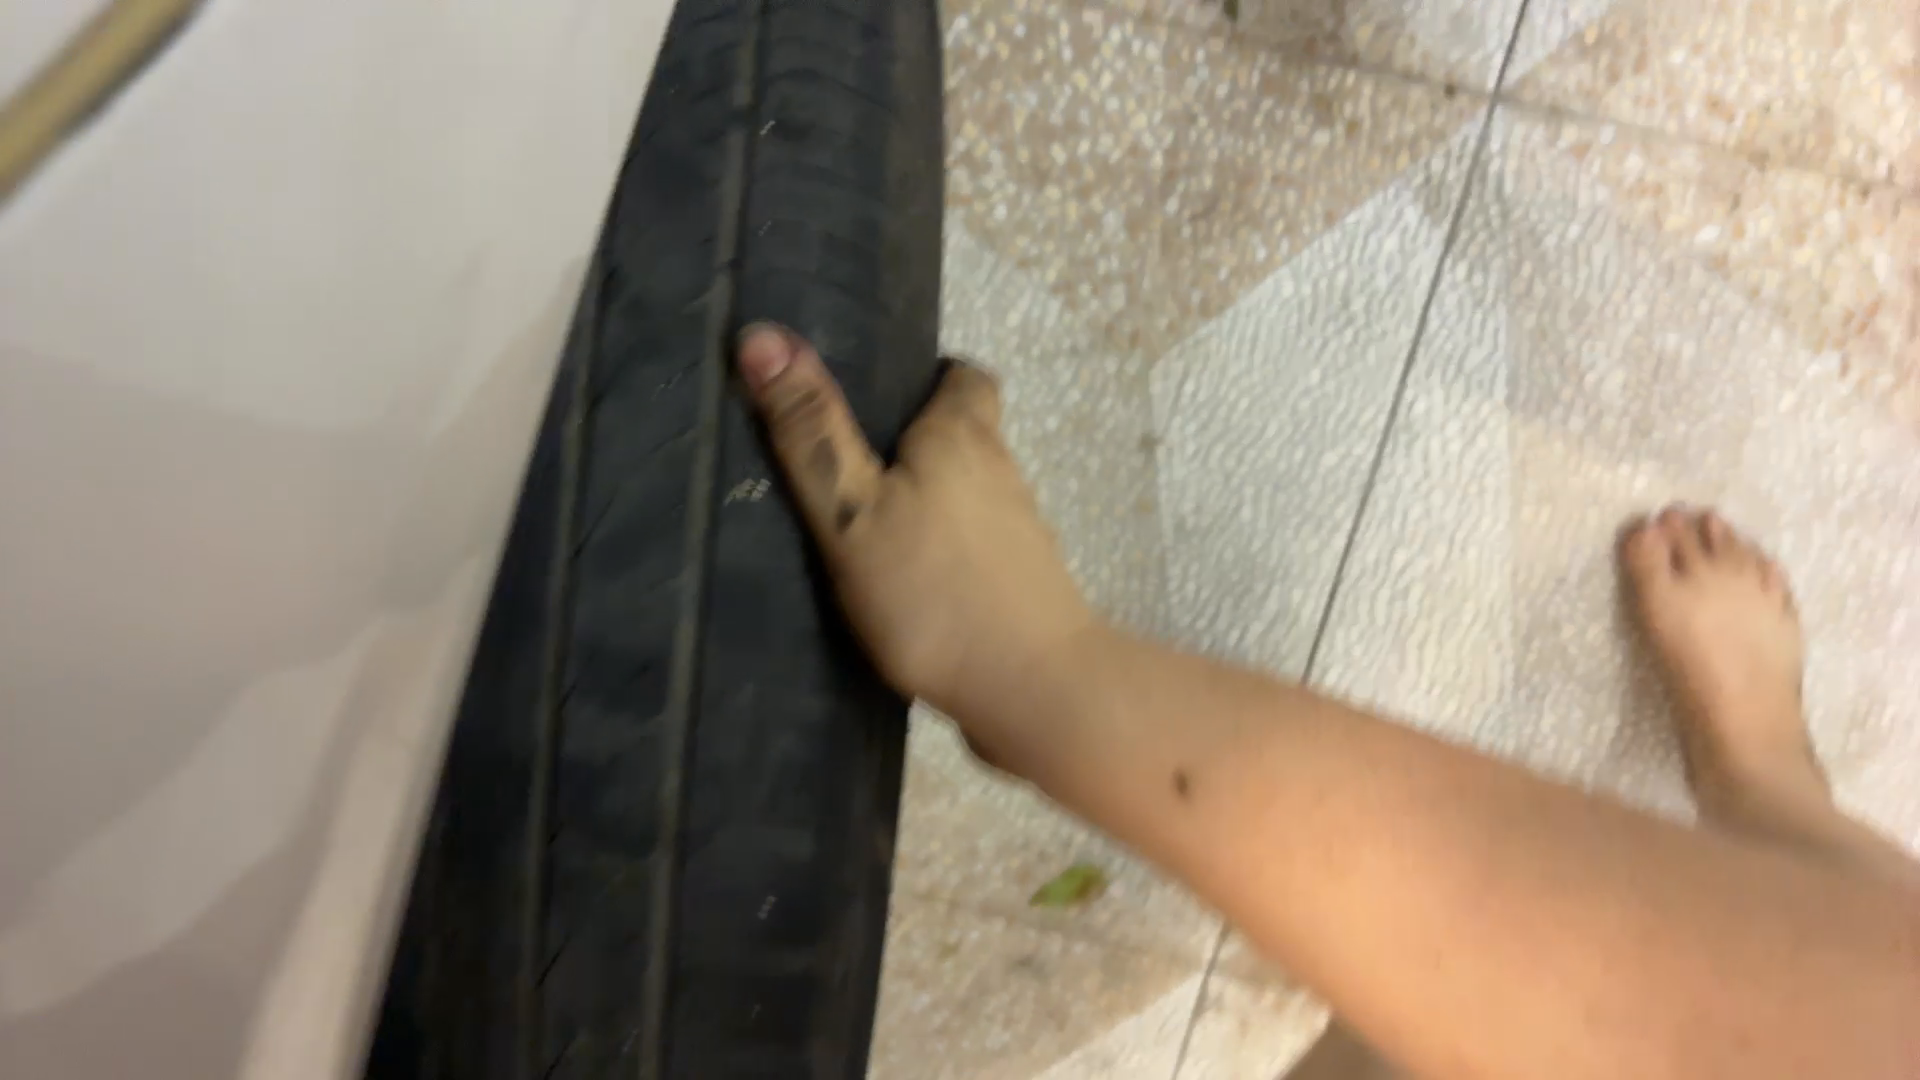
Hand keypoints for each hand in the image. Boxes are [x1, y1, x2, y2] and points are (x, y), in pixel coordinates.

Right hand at [736, 324, 1099, 769]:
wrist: (1032, 690)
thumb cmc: (932, 593)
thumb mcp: (853, 511)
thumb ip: (811, 432)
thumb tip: (762, 335)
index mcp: (964, 434)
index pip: (963, 376)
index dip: (925, 377)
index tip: (876, 399)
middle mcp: (1002, 470)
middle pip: (965, 432)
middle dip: (918, 440)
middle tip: (853, 465)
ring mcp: (1020, 529)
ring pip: (970, 490)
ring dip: (929, 496)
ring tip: (869, 523)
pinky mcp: (1022, 580)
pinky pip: (975, 541)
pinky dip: (945, 545)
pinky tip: (909, 580)